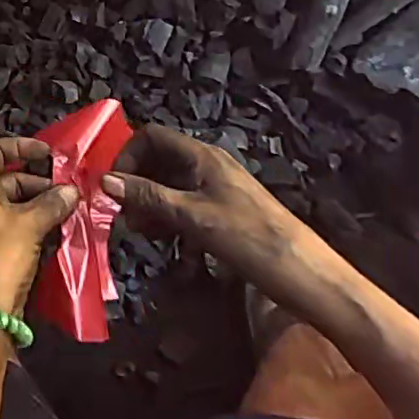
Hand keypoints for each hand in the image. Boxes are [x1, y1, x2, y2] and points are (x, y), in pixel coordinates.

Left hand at [0, 137, 80, 315]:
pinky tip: (65, 226)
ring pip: (19, 200)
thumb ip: (51, 204)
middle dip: (42, 180)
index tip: (50, 152)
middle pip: (11, 176)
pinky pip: (21, 221)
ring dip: (45, 202)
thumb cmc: (0, 257)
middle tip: (74, 188)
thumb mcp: (27, 226)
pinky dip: (40, 220)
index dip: (21, 145)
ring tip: (76, 207)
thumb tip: (72, 190)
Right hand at [102, 125, 346, 315]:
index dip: (127, 155)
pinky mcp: (225, 214)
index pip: (150, 136)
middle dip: (135, 185)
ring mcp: (218, 190)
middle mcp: (208, 166)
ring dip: (149, 205)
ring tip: (141, 232)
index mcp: (202, 156)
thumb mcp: (192, 217)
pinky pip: (185, 207)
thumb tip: (103, 180)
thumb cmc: (252, 240)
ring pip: (169, 186)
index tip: (115, 185)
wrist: (315, 282)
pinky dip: (169, 220)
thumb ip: (147, 196)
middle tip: (123, 214)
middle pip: (157, 162)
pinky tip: (165, 243)